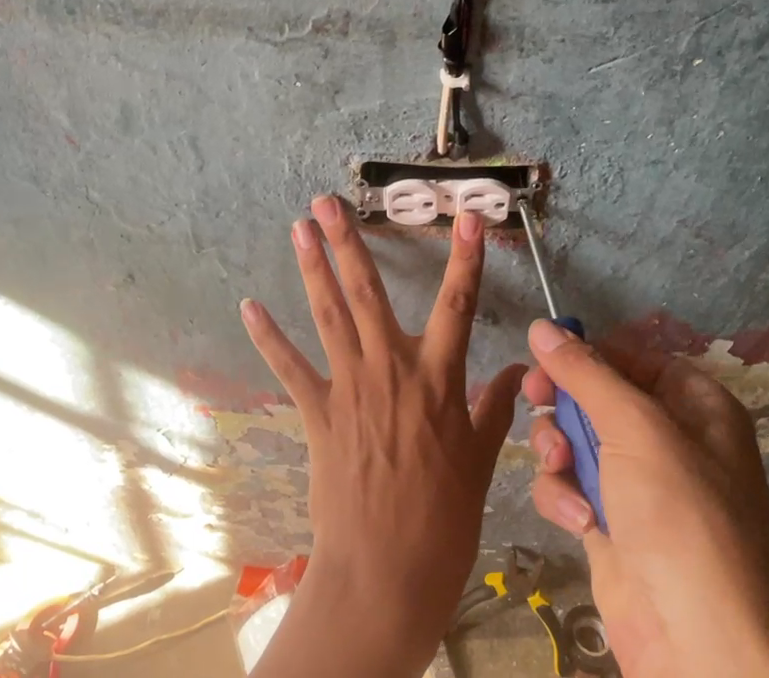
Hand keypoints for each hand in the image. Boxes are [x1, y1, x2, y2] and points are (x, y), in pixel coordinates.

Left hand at [240, 196, 525, 677]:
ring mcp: (350, 388)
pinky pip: (290, 367)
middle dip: (349, 243)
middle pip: (368, 295)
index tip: (464, 217)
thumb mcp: (482, 459)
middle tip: (327, 203)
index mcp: (438, 379)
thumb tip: (519, 371)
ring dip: (312, 269)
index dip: (463, 259)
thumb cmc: (445, 514)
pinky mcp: (317, 412)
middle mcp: (391, 370)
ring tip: (298, 228)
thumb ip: (496, 407)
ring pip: (328, 316)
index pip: (457, 306)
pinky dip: (268, 337)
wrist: (388, 565)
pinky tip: (249, 305)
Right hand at [524, 320, 768, 677]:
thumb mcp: (635, 427)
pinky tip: (577, 521)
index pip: (635, 358)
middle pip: (597, 397)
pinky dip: (565, 497)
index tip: (546, 356)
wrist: (697, 638)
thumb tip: (543, 324)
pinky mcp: (611, 523)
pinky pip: (571, 486)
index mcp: (697, 407)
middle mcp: (670, 440)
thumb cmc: (679, 514)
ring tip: (562, 471)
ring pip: (576, 441)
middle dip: (563, 404)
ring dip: (558, 452)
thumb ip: (585, 373)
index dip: (591, 355)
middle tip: (532, 400)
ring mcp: (639, 485)